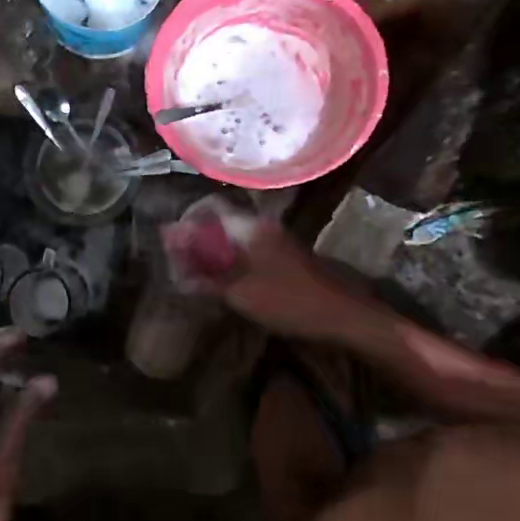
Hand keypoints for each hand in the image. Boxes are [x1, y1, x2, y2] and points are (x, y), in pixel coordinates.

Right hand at [162, 210, 371, 343]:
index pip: (211, 204)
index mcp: (249, 226)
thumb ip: (205, 280)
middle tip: (181, 260)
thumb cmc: (289, 301)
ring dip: (213, 250)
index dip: (188, 216)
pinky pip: (247, 248)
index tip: (174, 239)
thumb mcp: (240, 294)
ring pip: (233, 235)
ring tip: (197, 272)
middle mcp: (262, 225)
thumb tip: (176, 274)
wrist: (345, 316)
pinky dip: (230, 259)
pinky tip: (223, 280)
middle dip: (197, 237)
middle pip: (220, 220)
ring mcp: (275, 239)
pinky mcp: (283, 255)